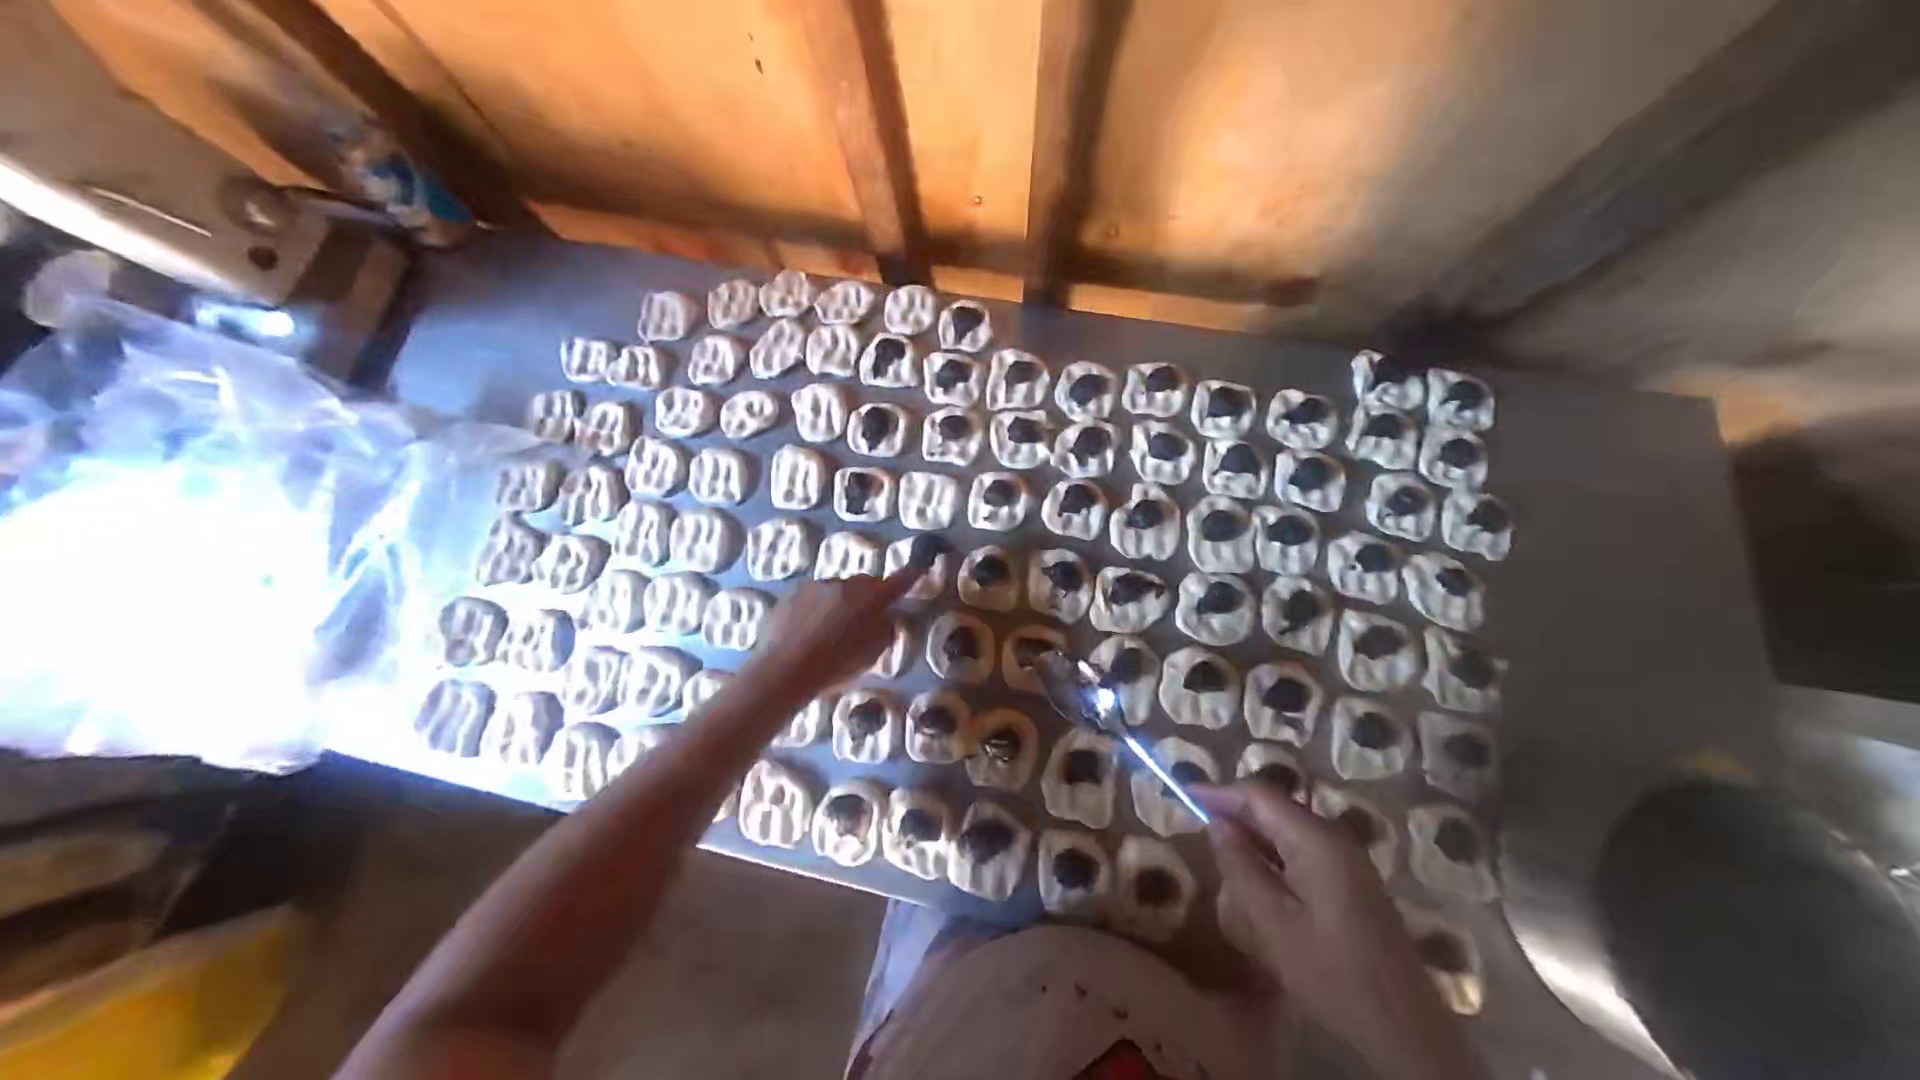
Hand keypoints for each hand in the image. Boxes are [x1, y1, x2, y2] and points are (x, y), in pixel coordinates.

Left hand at [747, 569, 921, 692]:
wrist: (786, 669)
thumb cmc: (835, 666)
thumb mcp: (872, 654)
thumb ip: (885, 630)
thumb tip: (886, 616)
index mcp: (870, 599)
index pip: (897, 583)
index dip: (910, 576)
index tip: (918, 570)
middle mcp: (844, 584)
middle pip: (863, 583)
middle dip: (867, 596)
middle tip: (863, 618)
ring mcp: (815, 586)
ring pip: (835, 589)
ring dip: (838, 602)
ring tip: (829, 630)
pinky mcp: (791, 594)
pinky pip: (811, 596)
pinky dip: (815, 608)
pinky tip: (807, 631)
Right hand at [1195, 783, 1479, 1079]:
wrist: (1405, 1029)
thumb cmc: (1331, 973)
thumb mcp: (1272, 921)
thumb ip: (1240, 866)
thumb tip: (1217, 825)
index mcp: (1316, 839)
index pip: (1258, 796)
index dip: (1219, 792)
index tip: (1184, 794)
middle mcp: (1335, 838)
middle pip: (1274, 808)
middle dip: (1233, 812)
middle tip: (1195, 823)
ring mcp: (1348, 860)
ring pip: (1287, 830)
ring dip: (1252, 835)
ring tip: (1219, 849)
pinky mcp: (1352, 882)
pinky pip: (1301, 851)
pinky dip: (1272, 854)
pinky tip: (1255, 876)